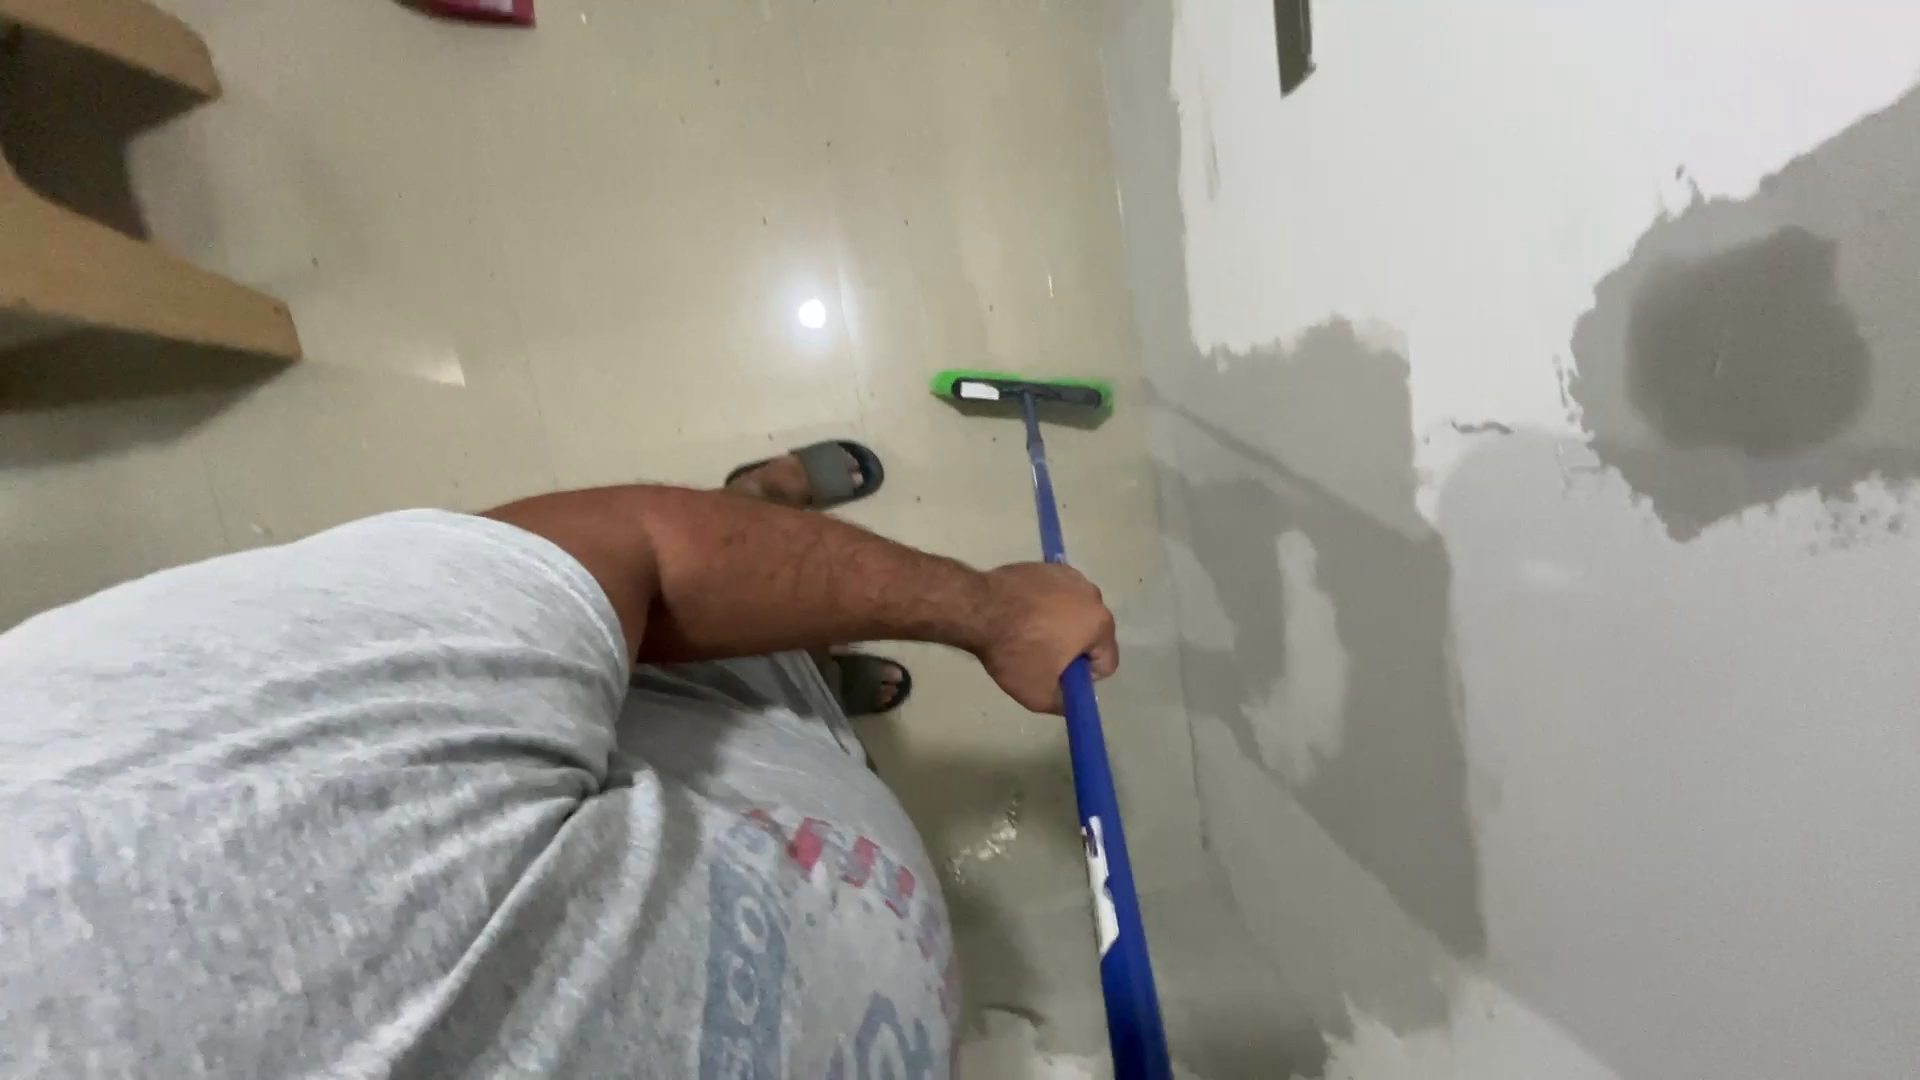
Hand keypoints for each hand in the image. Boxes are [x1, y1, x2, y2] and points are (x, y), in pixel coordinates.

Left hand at [973, 563, 1118, 713]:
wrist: (977, 608)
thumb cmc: (1014, 651)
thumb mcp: (1040, 695)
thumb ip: (1067, 703)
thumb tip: (1073, 698)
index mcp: (1100, 624)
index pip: (1105, 664)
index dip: (1082, 677)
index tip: (1056, 675)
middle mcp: (1093, 595)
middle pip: (1092, 635)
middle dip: (1072, 648)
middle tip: (1041, 655)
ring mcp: (1070, 576)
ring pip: (1075, 613)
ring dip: (1061, 625)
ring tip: (1029, 631)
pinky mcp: (1048, 566)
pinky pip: (1057, 595)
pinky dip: (1046, 605)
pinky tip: (1023, 611)